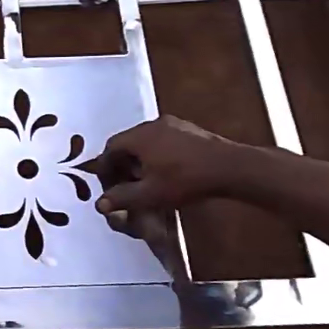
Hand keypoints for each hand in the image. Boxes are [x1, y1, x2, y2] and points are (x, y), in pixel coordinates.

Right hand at [94, 115, 248, 217]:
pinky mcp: (190, 130)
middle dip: (122, 163)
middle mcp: (153, 124)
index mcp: (140, 136)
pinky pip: (164, 140)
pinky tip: (166, 171)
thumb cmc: (185, 180)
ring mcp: (174, 124)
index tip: (106, 183)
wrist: (229, 167)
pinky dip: (157, 154)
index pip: (111, 147)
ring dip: (140, 159)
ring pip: (147, 141)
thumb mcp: (150, 194)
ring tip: (143, 179)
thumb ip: (122, 198)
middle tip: (123, 183)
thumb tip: (100, 203)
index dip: (104, 166)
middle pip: (128, 142)